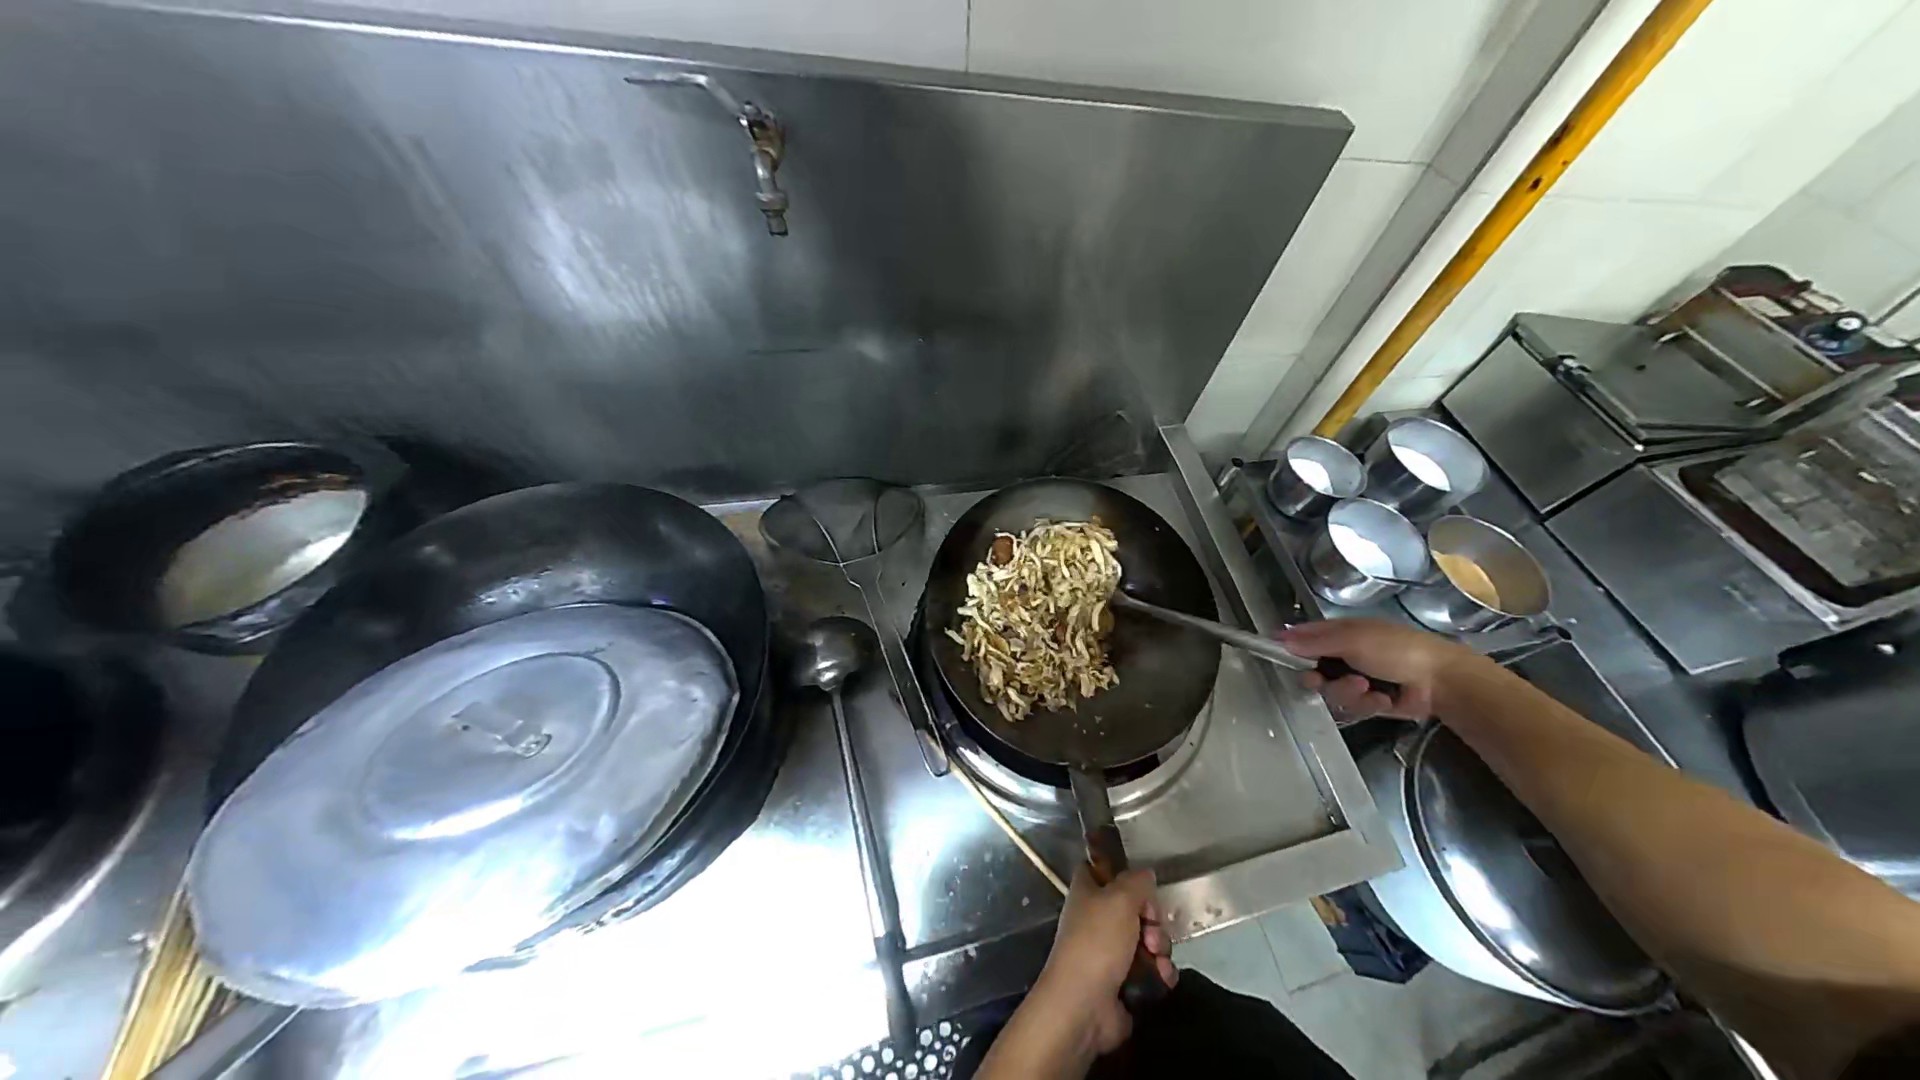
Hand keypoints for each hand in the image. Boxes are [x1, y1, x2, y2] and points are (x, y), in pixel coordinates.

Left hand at [1031, 866, 1174, 1056]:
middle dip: (1152, 919)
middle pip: (1135, 908)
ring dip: (1160, 948)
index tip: (1139, 885)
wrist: (1085, 1004)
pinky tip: (1162, 977)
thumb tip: (1146, 875)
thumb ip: (1137, 881)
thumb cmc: (1097, 941)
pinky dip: (1161, 972)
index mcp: (1087, 892)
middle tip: (1150, 931)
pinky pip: (1152, 969)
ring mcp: (1111, 951)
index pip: (1100, 870)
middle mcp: (1097, 919)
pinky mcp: (1125, 981)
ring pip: (1147, 939)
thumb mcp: (1119, 898)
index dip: (1121, 874)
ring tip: (1155, 959)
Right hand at [1279, 618, 1483, 721]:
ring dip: (1347, 693)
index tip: (1274, 654)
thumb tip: (1279, 638)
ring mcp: (1356, 679)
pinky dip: (1367, 704)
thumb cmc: (1396, 649)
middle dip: (1319, 678)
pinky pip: (1351, 707)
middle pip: (1311, 670)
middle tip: (1322, 679)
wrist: (1441, 681)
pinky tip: (1383, 700)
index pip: (1303, 636)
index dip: (1287, 645)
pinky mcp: (1369, 702)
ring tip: (1368, 689)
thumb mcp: (1352, 640)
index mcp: (1339, 633)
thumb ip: (1314, 642)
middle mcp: (1344, 655)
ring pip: (1330, 692)